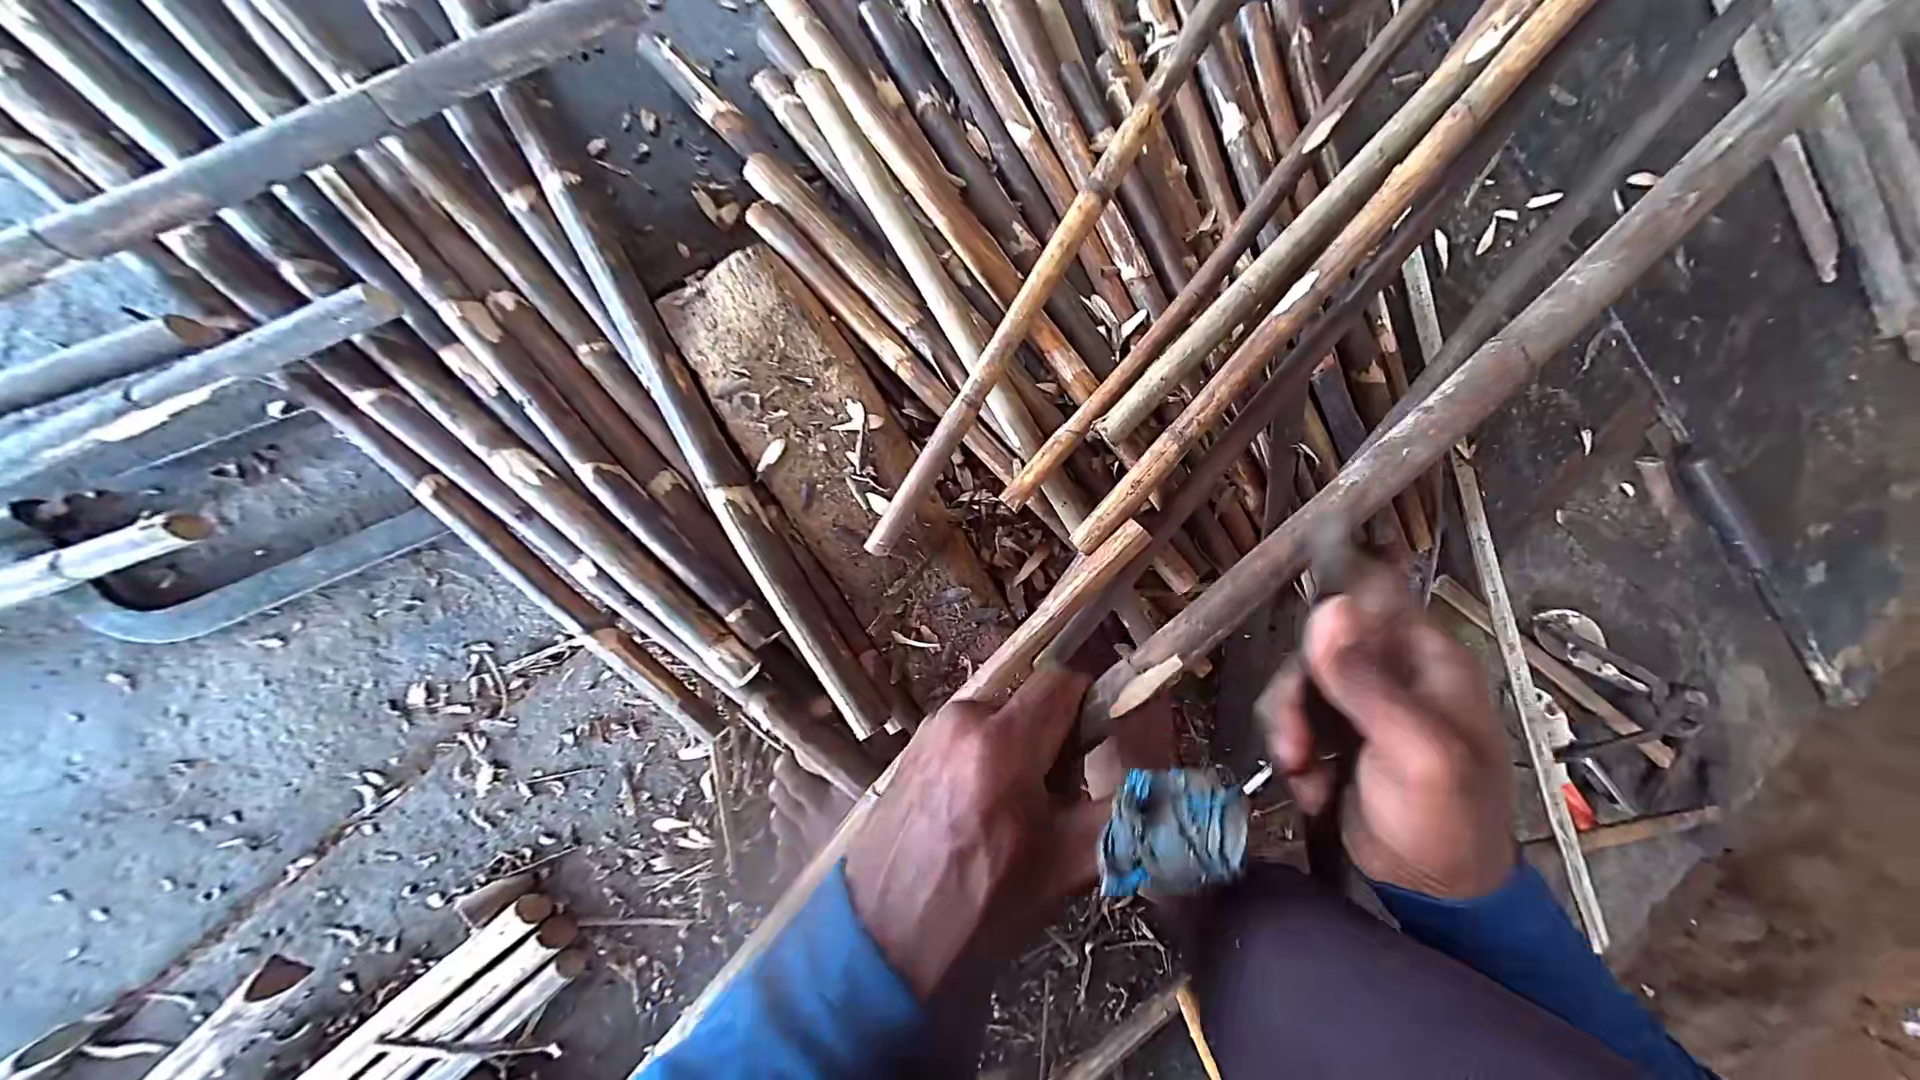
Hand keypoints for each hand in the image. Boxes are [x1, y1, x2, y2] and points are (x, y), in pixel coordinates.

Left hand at [844, 669, 1108, 998]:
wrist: (878, 949)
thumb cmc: (977, 912)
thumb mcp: (1062, 867)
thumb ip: (1122, 816)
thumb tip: (1175, 793)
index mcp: (1001, 741)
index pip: (1062, 682)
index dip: (1089, 706)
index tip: (1096, 745)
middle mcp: (960, 719)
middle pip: (1028, 701)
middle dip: (1052, 736)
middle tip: (1055, 794)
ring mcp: (928, 730)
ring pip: (996, 718)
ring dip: (1017, 748)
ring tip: (1010, 810)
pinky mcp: (909, 748)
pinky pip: (964, 734)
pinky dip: (983, 756)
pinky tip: (974, 809)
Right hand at [1261, 591, 1514, 898]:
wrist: (1432, 891)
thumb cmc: (1445, 820)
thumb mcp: (1413, 750)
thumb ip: (1366, 679)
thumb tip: (1330, 606)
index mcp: (1427, 659)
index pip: (1372, 598)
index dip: (1331, 605)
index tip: (1300, 638)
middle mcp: (1392, 669)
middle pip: (1317, 645)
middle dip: (1296, 694)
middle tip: (1295, 743)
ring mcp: (1360, 700)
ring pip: (1295, 681)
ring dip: (1287, 728)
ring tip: (1301, 771)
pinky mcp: (1333, 730)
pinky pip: (1290, 715)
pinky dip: (1291, 749)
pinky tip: (1310, 784)